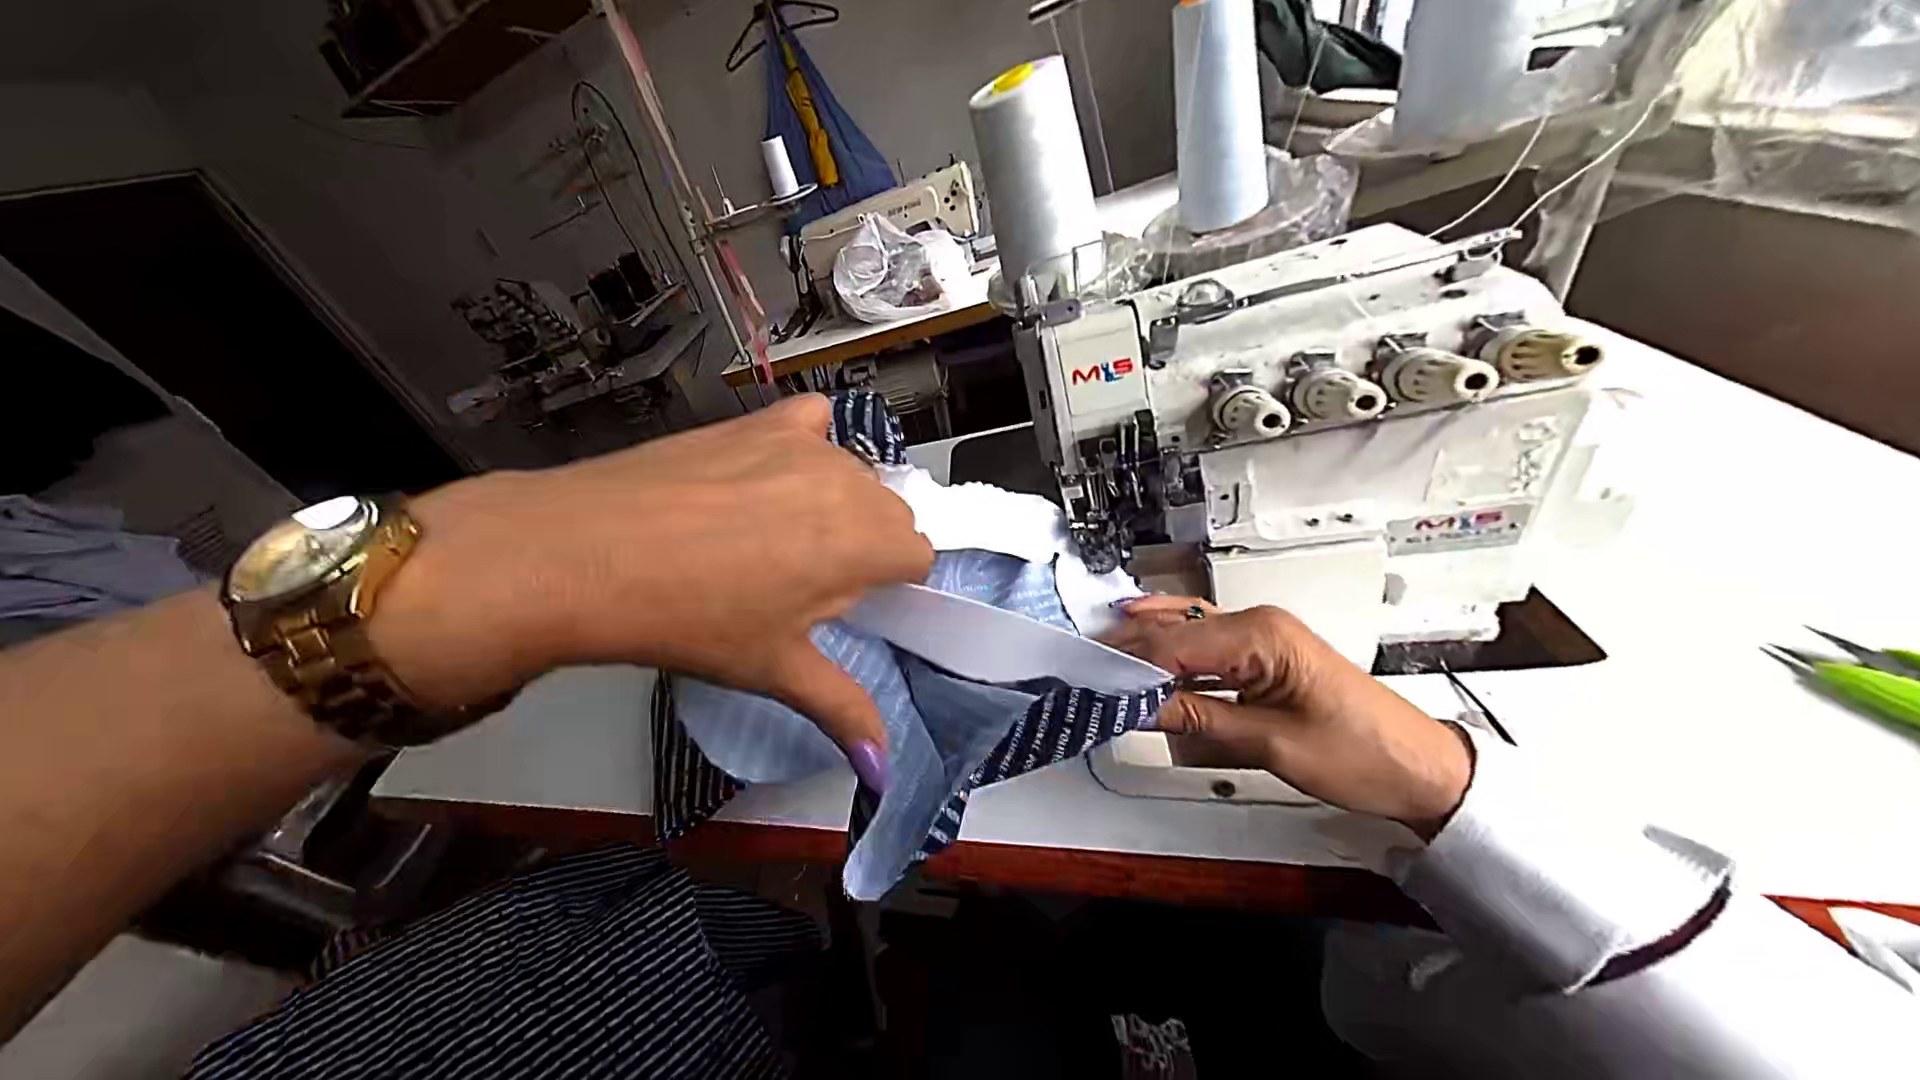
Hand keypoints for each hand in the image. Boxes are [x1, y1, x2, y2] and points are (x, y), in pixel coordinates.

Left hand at [372, 395, 932, 783]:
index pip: (918, 554)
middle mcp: (848, 483)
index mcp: (865, 543)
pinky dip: (807, 443)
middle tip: (806, 576)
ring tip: (774, 532)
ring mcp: (804, 445)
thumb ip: (844, 708)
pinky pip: (811, 422)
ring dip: (836, 502)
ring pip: (854, 474)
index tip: (847, 599)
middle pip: (891, 512)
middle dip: (866, 543)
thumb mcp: (774, 668)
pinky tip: (775, 471)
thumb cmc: (690, 618)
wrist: (587, 554)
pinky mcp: (761, 422)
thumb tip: (882, 768)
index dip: (888, 580)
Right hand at [1104, 597, 1471, 838]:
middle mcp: (1258, 624)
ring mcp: (1261, 634)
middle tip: (1087, 667)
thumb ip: (1198, 718)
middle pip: (1176, 629)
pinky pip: (1205, 639)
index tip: (1096, 681)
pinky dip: (1172, 644)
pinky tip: (1146, 632)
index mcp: (1263, 636)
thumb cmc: (1362, 754)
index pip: (1176, 643)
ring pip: (1186, 627)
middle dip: (1132, 648)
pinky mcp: (1262, 651)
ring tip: (1103, 653)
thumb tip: (1141, 706)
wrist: (1420, 768)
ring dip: (1146, 642)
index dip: (1133, 664)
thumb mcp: (1270, 742)